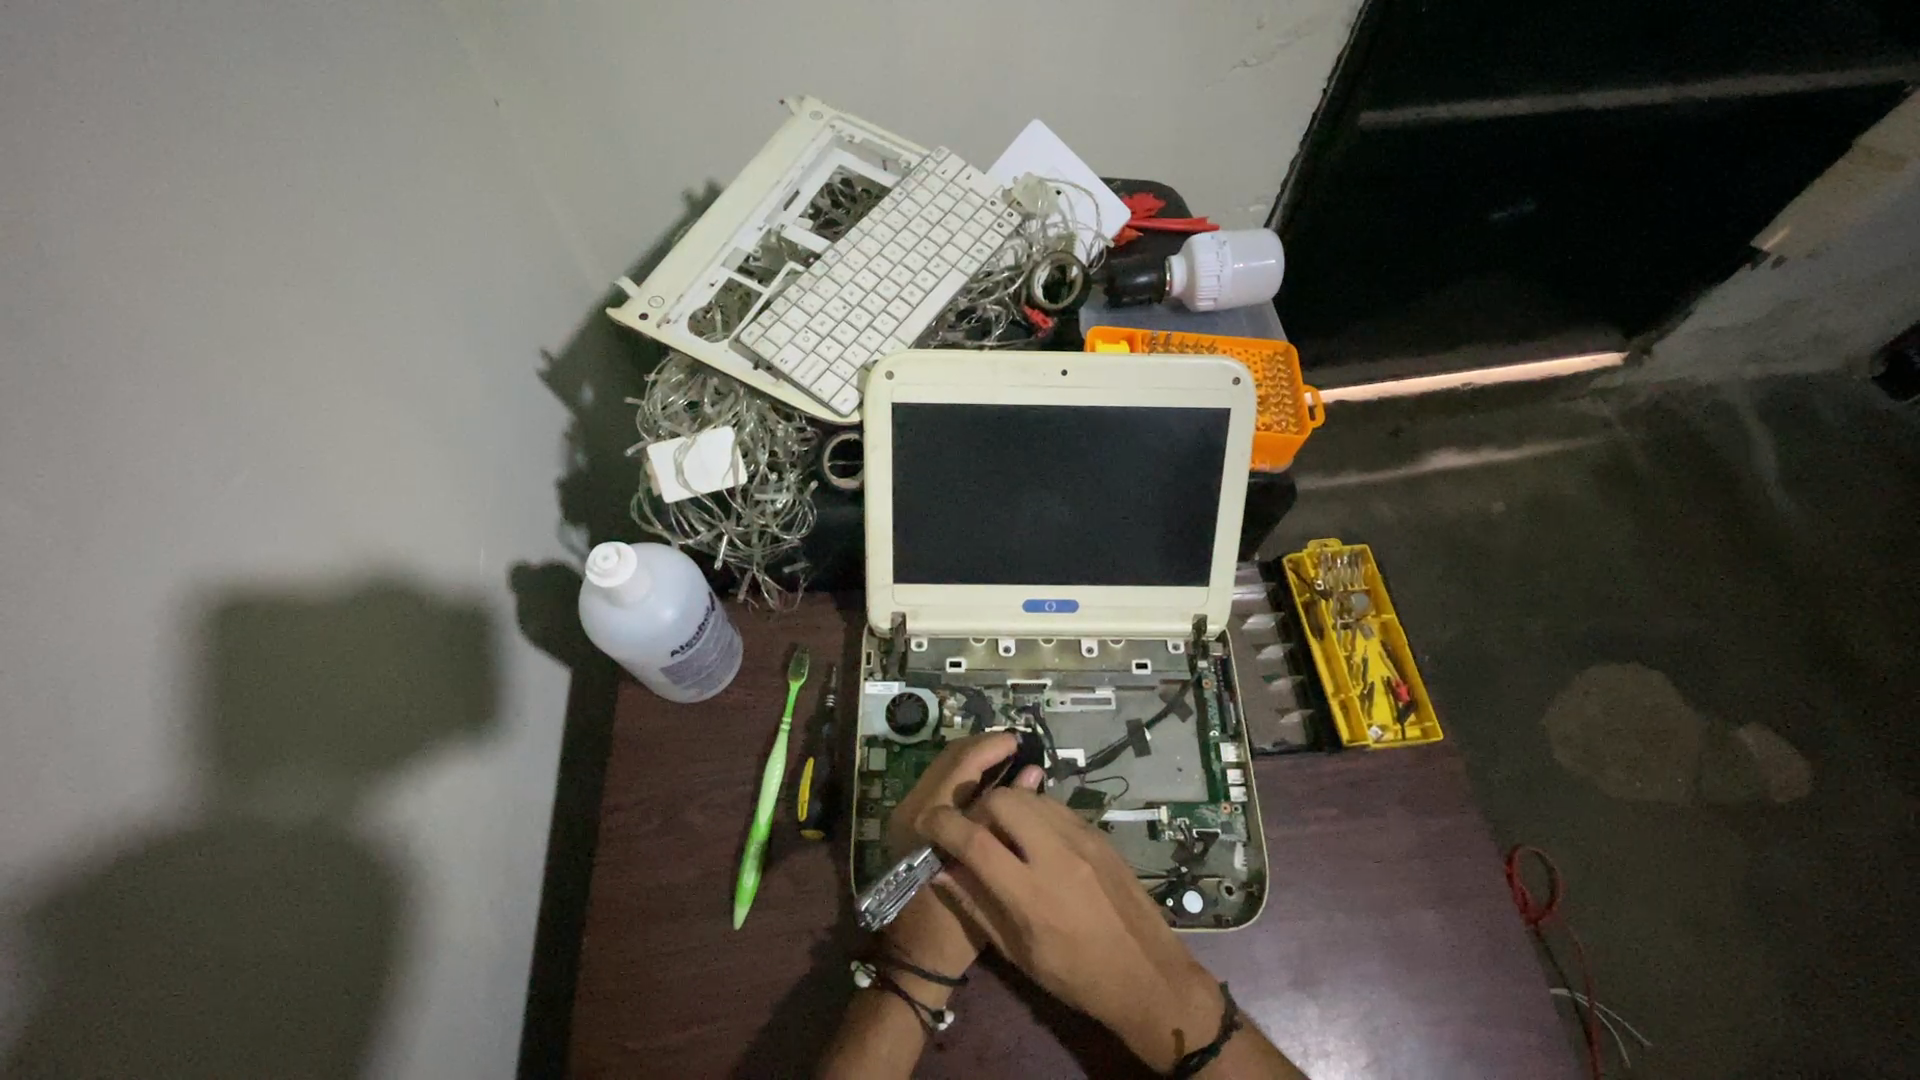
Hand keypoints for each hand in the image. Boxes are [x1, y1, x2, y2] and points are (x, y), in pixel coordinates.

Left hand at [881, 734, 1042, 982]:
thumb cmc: (954, 920)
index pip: (960, 762)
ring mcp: (906, 816)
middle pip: (948, 760)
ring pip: (942, 772)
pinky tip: (990, 786)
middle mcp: (910, 807)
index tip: (1020, 741)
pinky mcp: (910, 827)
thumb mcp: (985, 865)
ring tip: (1007, 761)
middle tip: (1015, 746)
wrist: (915, 958)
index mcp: (925, 815)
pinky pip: (939, 788)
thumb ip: (1003, 816)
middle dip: (982, 748)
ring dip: (973, 763)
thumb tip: (1030, 773)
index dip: (991, 747)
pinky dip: (964, 780)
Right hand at [916, 787, 1226, 1071]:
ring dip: (1008, 807)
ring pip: (1031, 796)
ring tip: (1006, 835)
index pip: (974, 841)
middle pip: (1003, 800)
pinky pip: (1056, 807)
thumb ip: (976, 906)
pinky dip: (1036, 813)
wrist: (1148, 974)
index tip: (928, 822)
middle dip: (978, 810)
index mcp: (1031, 895)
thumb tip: (941, 871)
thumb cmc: (1076, 977)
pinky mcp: (1099, 834)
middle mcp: (1057, 856)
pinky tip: (1036, 839)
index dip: (943, 825)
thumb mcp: (1018, 954)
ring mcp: (1083, 840)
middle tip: (976, 833)